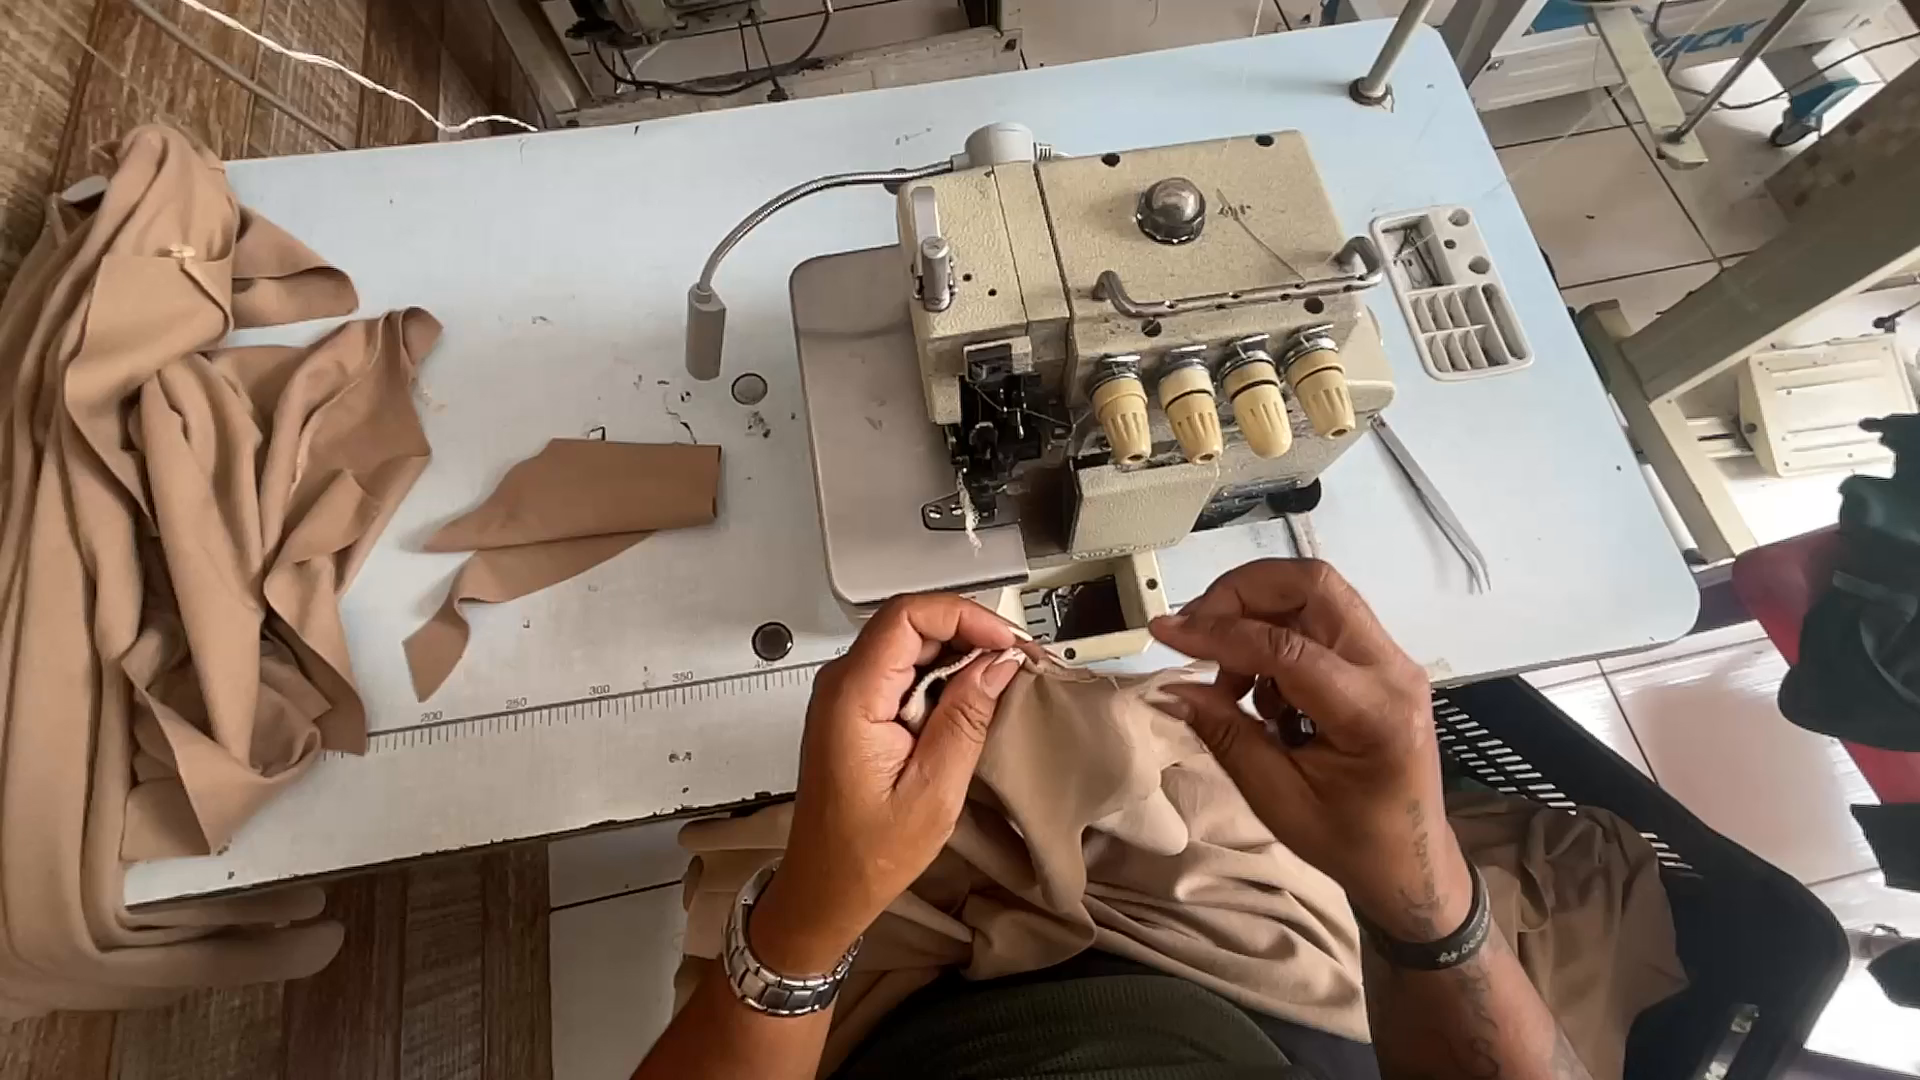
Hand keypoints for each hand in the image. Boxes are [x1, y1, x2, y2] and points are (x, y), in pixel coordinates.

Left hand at [749, 594, 1024, 972]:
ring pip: (910, 641)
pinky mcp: (859, 705)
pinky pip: (904, 667)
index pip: (906, 616)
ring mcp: (847, 692)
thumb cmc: (867, 853)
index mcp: (853, 697)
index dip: (963, 615)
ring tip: (1000, 680)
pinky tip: (970, 698)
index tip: (1004, 641)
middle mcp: (842, 683)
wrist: (826, 886)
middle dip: (968, 631)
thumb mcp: (933, 791)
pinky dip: (943, 673)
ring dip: (959, 652)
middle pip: (909, 622)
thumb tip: (997, 663)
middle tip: (1014, 659)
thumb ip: (965, 718)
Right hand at [1148, 559, 1472, 942]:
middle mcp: (1391, 670)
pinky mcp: (1376, 657)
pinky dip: (1270, 628)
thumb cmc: (1349, 841)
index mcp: (1373, 715)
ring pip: (1313, 590)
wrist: (1412, 863)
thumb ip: (1225, 734)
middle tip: (1196, 627)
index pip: (1286, 648)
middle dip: (1240, 592)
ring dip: (1253, 609)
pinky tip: (1255, 682)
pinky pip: (1317, 614)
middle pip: (1312, 584)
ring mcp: (1389, 658)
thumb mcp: (1277, 799)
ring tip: (1226, 670)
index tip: (1163, 632)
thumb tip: (1171, 688)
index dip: (1217, 633)